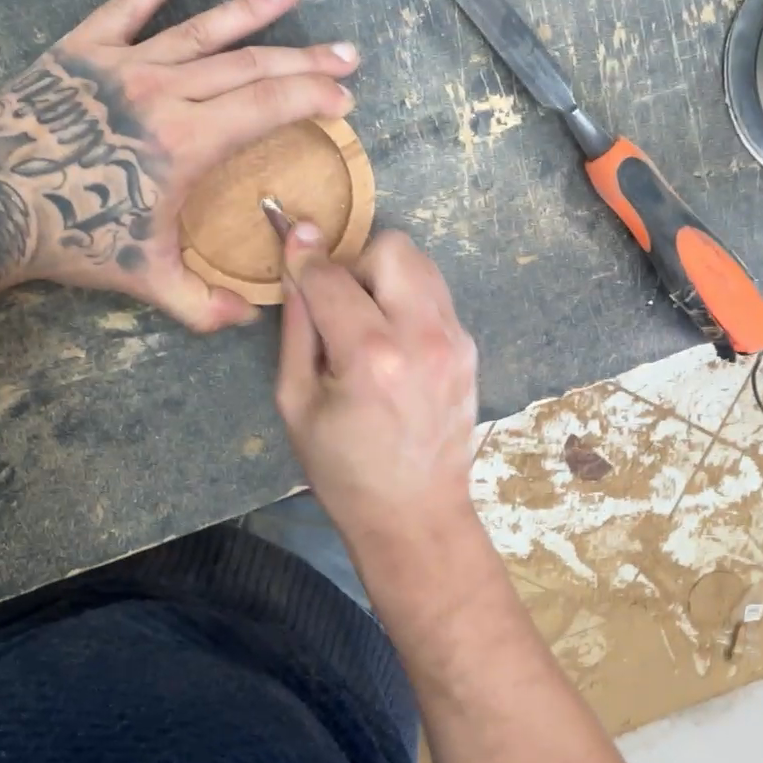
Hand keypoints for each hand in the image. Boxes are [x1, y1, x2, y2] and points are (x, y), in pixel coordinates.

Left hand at [0, 0, 357, 330]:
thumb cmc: (71, 238)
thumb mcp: (147, 280)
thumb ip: (204, 304)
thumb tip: (251, 318)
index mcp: (188, 142)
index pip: (269, 106)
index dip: (313, 98)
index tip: (344, 99)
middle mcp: (166, 91)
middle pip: (251, 66)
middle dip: (306, 60)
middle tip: (348, 54)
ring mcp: (126, 62)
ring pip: (204, 30)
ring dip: (253, 7)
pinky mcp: (86, 47)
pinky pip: (130, 2)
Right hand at [274, 223, 480, 552]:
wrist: (416, 515)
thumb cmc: (342, 470)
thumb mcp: (296, 402)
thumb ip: (297, 325)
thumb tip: (296, 261)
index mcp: (371, 356)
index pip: (331, 276)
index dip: (305, 259)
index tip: (293, 251)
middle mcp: (423, 336)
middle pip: (392, 248)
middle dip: (357, 264)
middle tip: (342, 306)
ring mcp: (455, 340)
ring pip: (421, 263)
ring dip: (386, 278)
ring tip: (368, 324)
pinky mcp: (470, 348)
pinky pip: (435, 294)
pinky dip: (408, 301)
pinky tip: (395, 344)